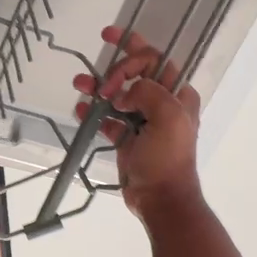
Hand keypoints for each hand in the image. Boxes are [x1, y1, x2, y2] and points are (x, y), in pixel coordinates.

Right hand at [71, 25, 202, 219]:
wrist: (159, 197)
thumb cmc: (167, 157)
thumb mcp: (168, 118)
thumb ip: (148, 93)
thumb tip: (123, 95)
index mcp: (177, 95)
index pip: (154, 62)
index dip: (131, 59)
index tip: (114, 77)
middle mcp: (161, 103)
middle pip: (135, 74)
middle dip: (113, 69)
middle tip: (95, 81)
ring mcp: (142, 121)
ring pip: (118, 95)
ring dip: (98, 87)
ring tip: (78, 83)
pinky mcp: (126, 138)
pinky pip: (107, 118)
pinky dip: (94, 112)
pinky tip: (80, 109)